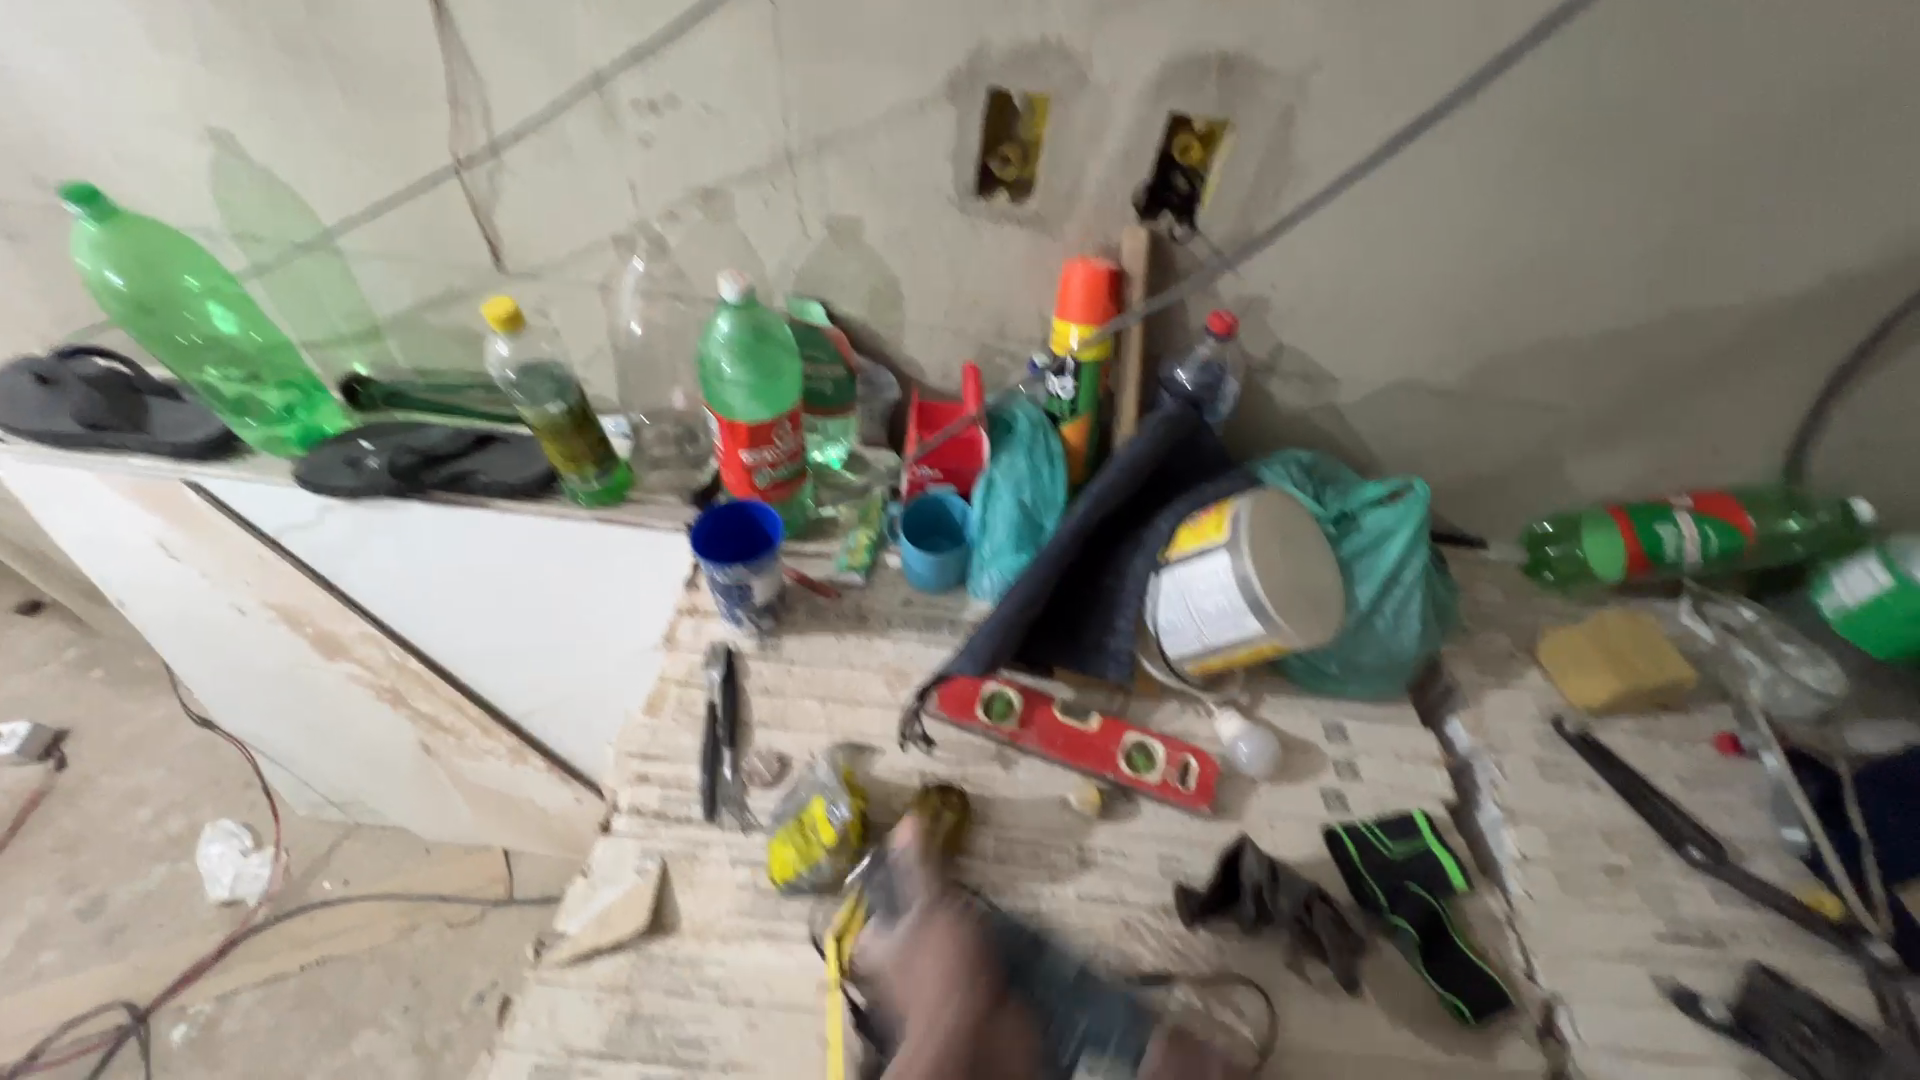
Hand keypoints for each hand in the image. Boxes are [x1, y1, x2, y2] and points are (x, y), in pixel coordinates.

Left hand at [862, 818, 1043, 1079]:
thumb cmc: (943, 967)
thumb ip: (918, 863)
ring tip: (1000, 878)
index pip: (887, 893)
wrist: (985, 1036)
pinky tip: (1018, 913)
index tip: (932, 839)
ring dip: (979, 912)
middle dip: (950, 888)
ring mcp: (941, 976)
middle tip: (972, 857)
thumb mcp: (928, 903)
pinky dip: (1000, 936)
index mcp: (880, 941)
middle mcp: (904, 961)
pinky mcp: (976, 989)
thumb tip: (907, 819)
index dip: (905, 867)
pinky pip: (986, 952)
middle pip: (926, 910)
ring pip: (958, 930)